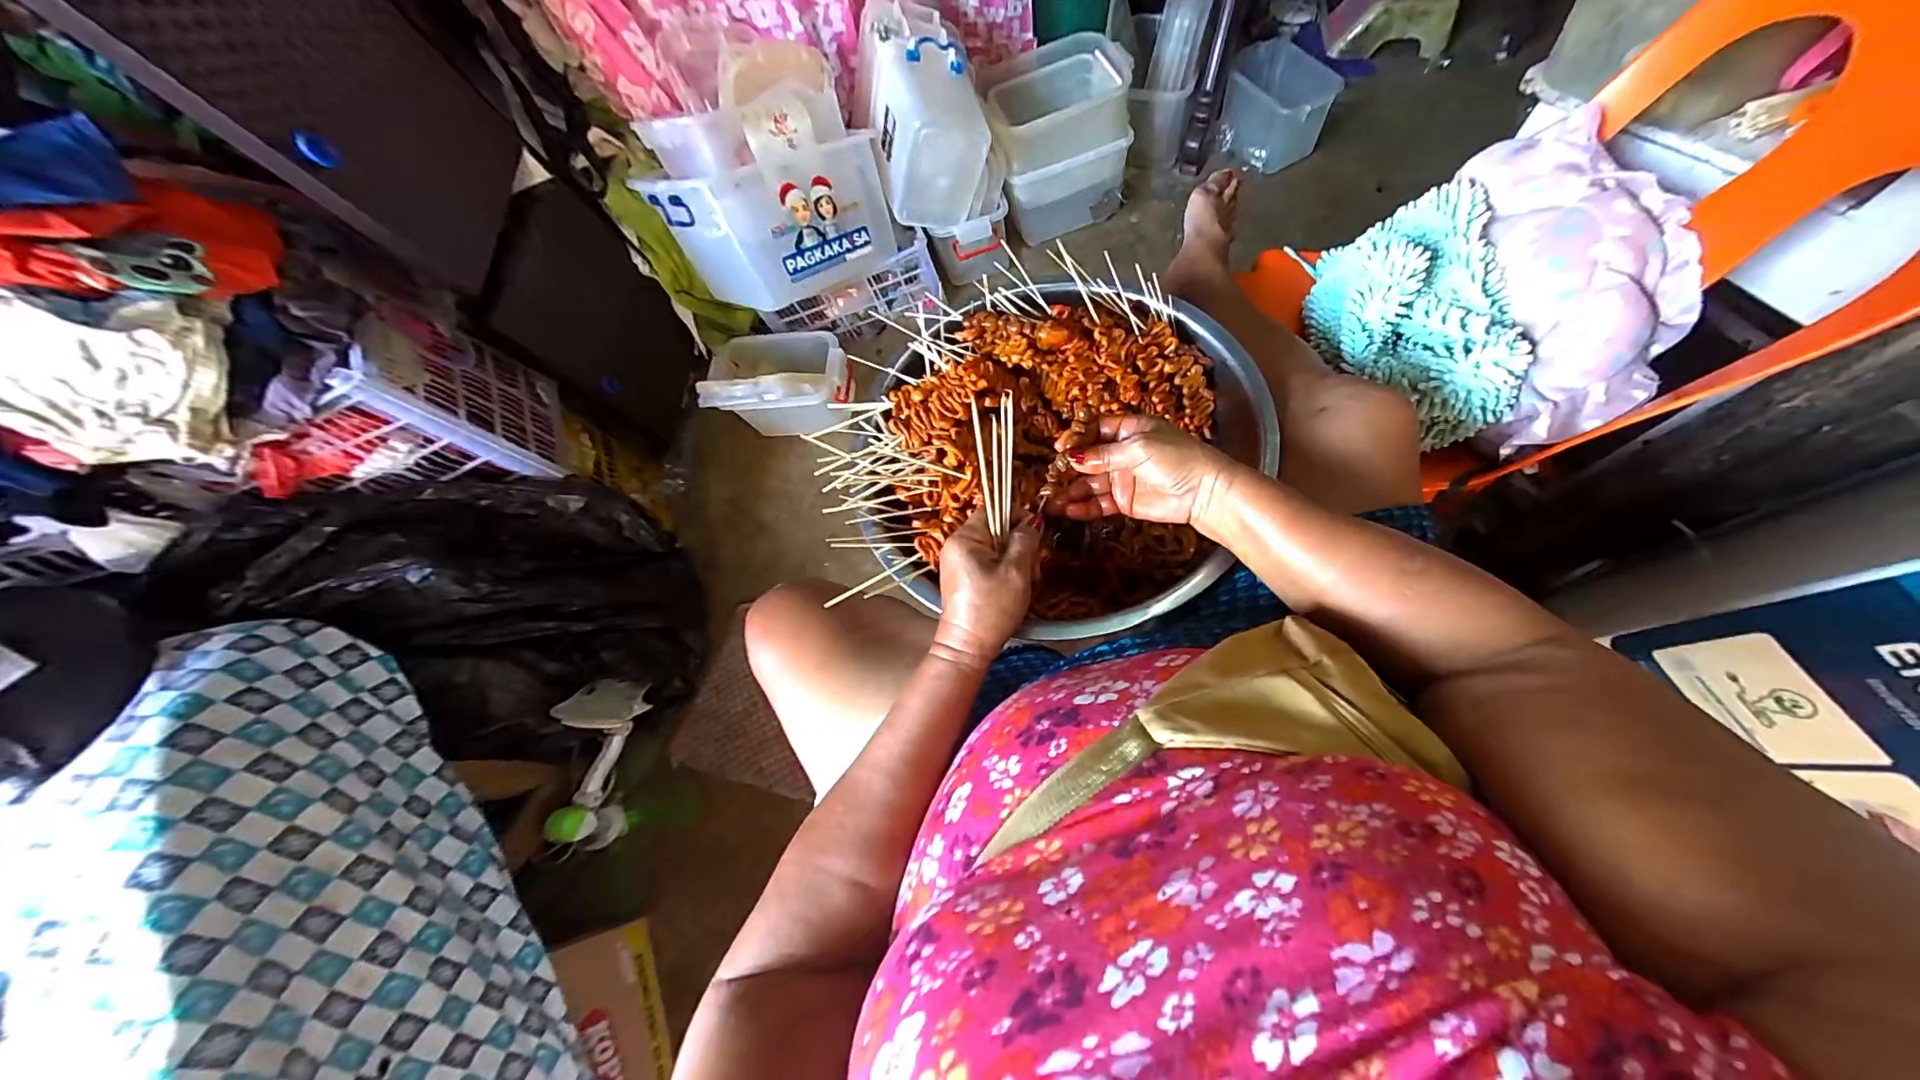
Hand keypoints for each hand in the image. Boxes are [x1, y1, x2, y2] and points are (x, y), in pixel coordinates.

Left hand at [932, 508, 1040, 665]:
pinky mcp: (964, 577)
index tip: (1035, 534)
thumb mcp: (1016, 572)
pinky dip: (1005, 571)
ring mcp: (958, 562)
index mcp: (964, 538)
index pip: (993, 509)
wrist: (967, 647)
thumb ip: (1025, 540)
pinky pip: (989, 563)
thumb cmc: (992, 609)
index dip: (1017, 516)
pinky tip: (1014, 589)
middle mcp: (956, 546)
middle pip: (996, 529)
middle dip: (1019, 545)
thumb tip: (1033, 519)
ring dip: (1016, 561)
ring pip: (996, 548)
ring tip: (1025, 582)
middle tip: (1031, 568)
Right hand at [1053, 415, 1236, 526]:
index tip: (1060, 448)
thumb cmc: (1177, 459)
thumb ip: (1104, 454)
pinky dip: (1084, 507)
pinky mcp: (1124, 501)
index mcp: (1129, 430)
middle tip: (1050, 477)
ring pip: (1089, 483)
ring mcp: (1122, 478)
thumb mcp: (1138, 449)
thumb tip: (1074, 458)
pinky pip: (1099, 503)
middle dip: (1068, 467)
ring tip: (1053, 500)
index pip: (1095, 429)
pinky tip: (1068, 510)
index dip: (1076, 437)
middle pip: (1088, 457)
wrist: (1204, 493)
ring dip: (1071, 490)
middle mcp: (1122, 452)